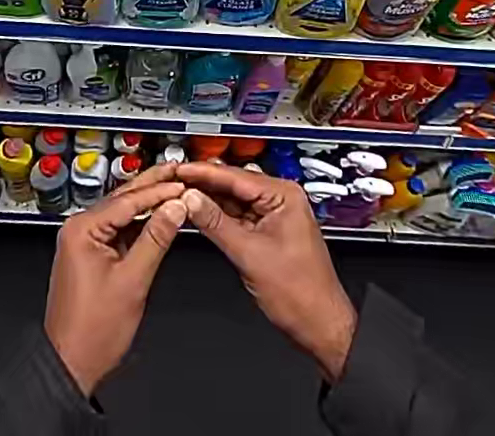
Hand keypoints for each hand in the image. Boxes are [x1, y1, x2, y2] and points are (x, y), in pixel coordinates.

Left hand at [44, 164, 188, 395]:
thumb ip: (156, 238)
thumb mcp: (133, 280)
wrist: (71, 366)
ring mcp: (83, 241)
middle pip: (123, 199)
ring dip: (148, 202)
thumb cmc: (93, 330)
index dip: (159, 190)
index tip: (182, 183)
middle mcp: (79, 229)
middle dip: (153, 185)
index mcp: (82, 229)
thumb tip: (175, 207)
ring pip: (122, 212)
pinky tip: (158, 216)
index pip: (128, 199)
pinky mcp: (90, 253)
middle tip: (177, 171)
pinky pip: (119, 228)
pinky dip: (140, 222)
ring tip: (174, 188)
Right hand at [175, 162, 356, 382]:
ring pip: (233, 200)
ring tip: (181, 195)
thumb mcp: (249, 254)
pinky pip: (237, 215)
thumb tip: (191, 200)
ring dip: (208, 199)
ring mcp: (274, 214)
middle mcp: (281, 198)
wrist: (319, 325)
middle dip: (203, 184)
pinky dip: (218, 215)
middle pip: (233, 184)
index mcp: (284, 195)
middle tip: (175, 181)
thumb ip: (216, 224)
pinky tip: (199, 213)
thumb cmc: (301, 293)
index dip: (203, 172)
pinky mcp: (267, 230)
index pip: (235, 176)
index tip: (180, 170)